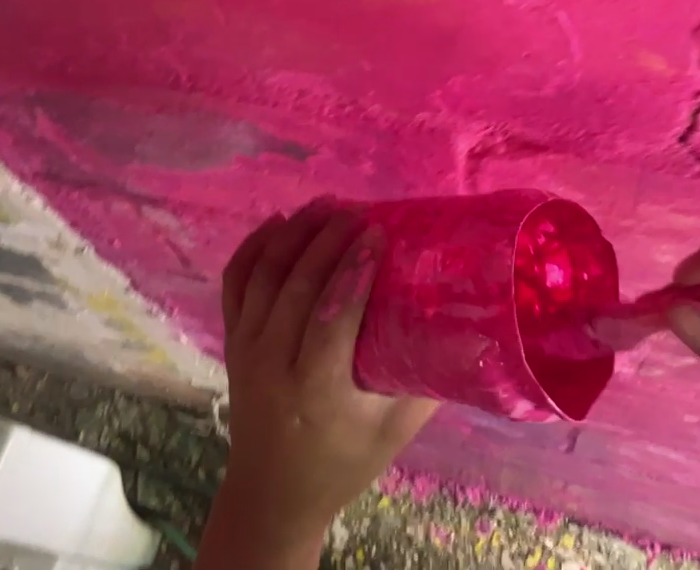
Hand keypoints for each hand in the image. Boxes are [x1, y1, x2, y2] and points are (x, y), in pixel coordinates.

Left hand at [195, 202, 438, 569]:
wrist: (271, 494)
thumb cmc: (341, 462)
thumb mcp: (392, 432)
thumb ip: (425, 381)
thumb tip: (469, 332)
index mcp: (316, 389)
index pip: (332, 314)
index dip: (354, 268)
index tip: (378, 231)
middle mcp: (272, 361)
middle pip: (297, 285)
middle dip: (327, 240)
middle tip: (357, 210)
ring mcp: (245, 347)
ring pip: (264, 275)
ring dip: (294, 234)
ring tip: (325, 205)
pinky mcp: (231, 339)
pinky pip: (235, 281)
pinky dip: (253, 247)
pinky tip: (277, 222)